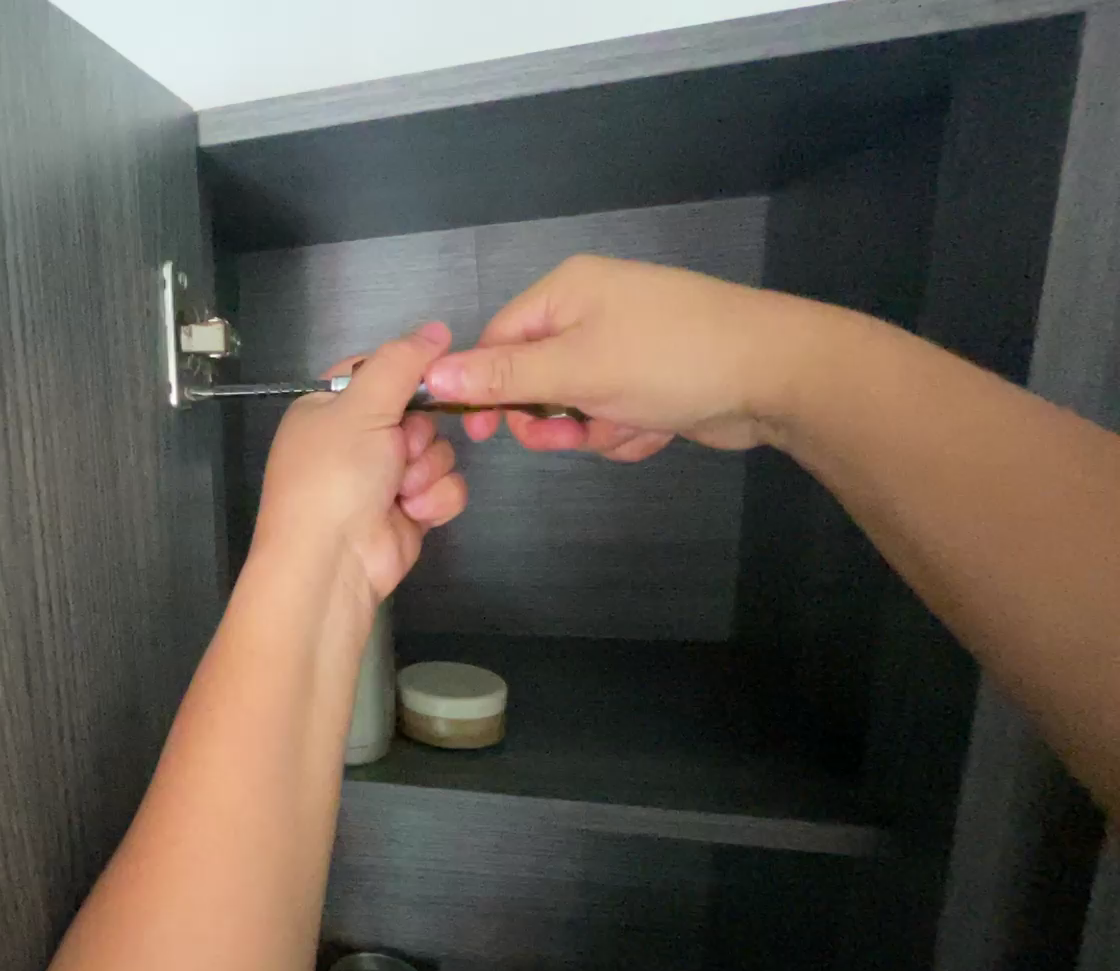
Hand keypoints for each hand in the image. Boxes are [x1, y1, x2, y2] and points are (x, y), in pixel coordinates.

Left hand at [253, 323, 468, 602]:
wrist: (331, 562)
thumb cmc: (333, 477)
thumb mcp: (360, 407)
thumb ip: (400, 362)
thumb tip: (436, 328)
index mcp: (327, 410)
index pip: (376, 372)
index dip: (404, 376)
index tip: (426, 380)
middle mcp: (352, 441)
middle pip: (416, 412)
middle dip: (415, 435)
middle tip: (395, 453)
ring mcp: (381, 478)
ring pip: (437, 450)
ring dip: (426, 470)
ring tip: (399, 491)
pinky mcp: (407, 510)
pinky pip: (444, 487)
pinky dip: (435, 499)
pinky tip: (412, 512)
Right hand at [425, 255, 865, 459]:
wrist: (785, 377)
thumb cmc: (669, 360)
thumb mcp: (574, 370)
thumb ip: (498, 376)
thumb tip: (430, 376)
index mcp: (565, 292)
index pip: (495, 342)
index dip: (486, 389)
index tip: (489, 432)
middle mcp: (589, 310)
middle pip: (530, 377)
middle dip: (550, 416)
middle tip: (572, 434)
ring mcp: (621, 342)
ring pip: (568, 403)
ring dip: (590, 428)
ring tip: (624, 428)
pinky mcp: (647, 374)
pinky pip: (606, 410)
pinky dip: (621, 428)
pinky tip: (653, 426)